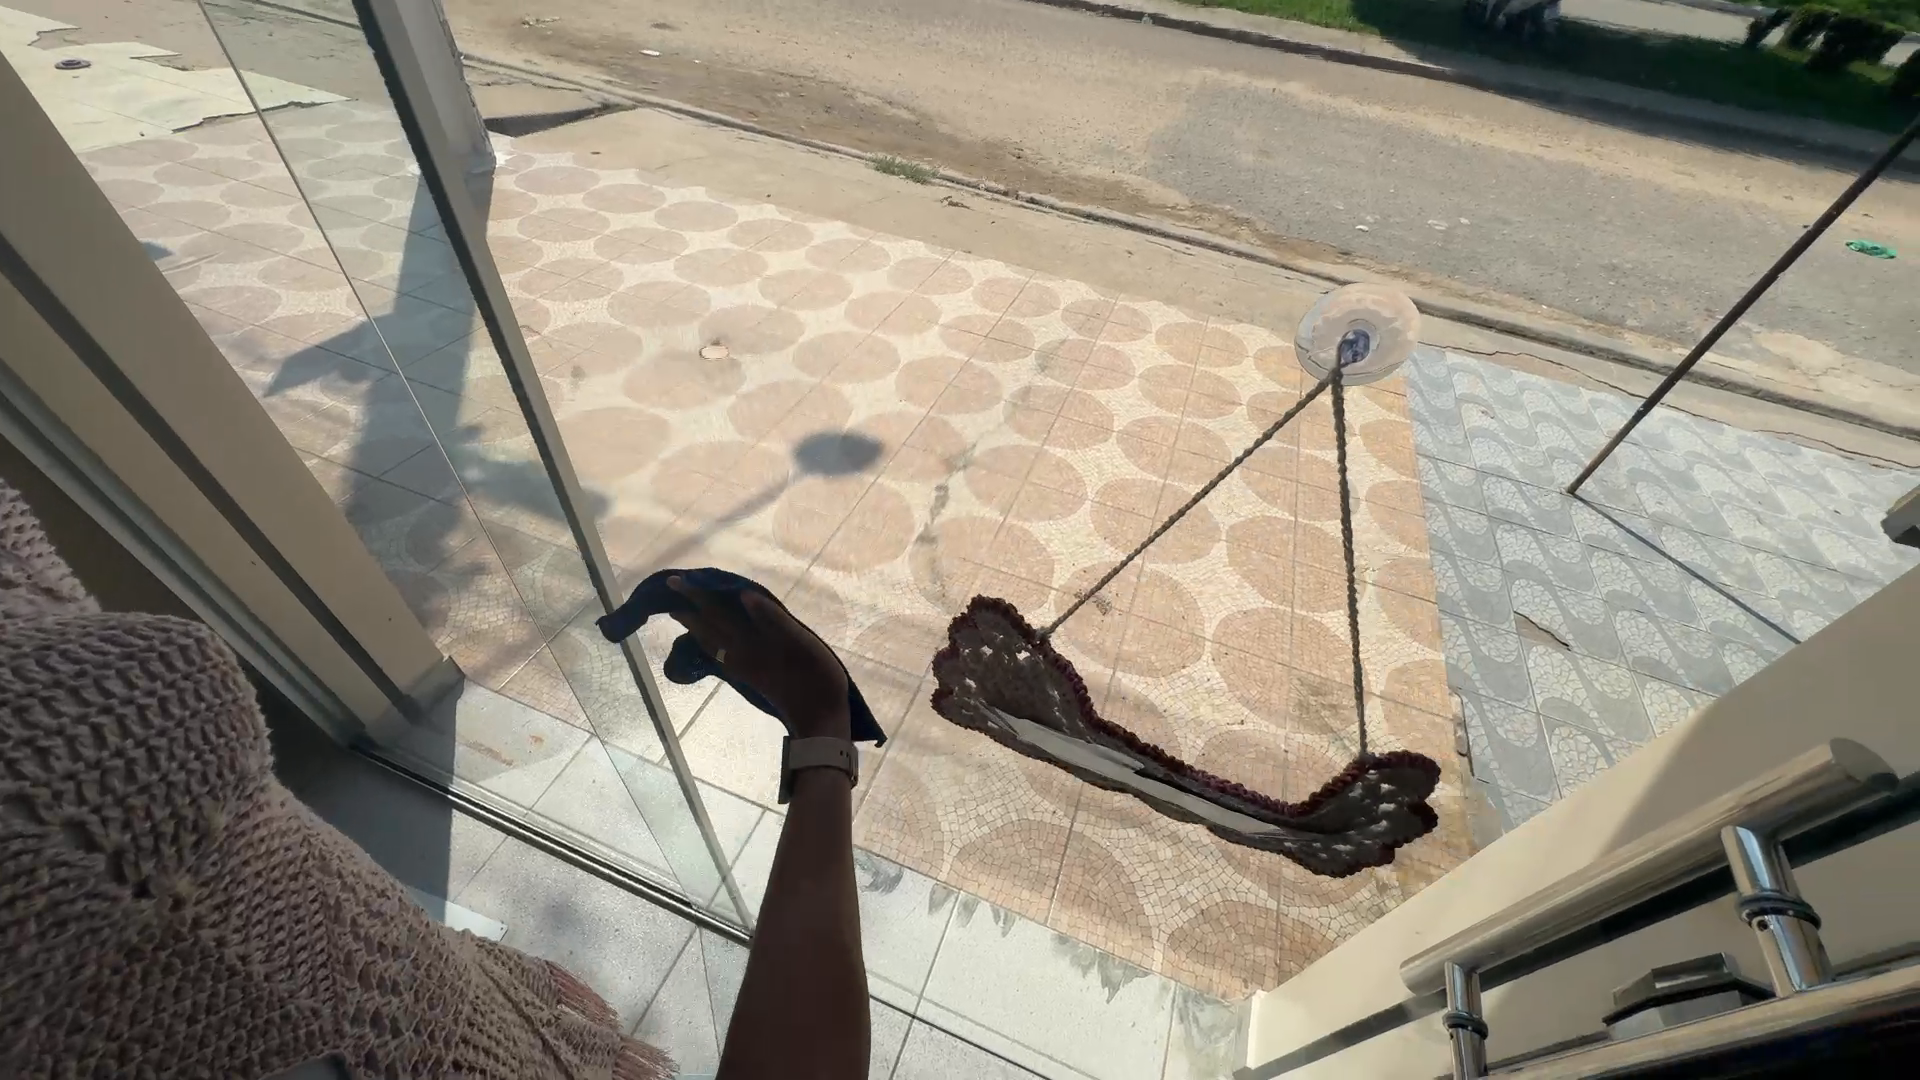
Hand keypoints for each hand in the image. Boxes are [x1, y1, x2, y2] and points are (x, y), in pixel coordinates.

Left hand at [667, 577, 851, 739]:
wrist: (817, 714)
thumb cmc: (815, 674)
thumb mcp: (800, 641)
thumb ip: (772, 618)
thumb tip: (744, 594)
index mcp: (752, 640)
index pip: (718, 613)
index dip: (699, 596)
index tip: (676, 581)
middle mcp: (742, 651)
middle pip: (709, 626)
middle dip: (690, 608)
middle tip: (671, 589)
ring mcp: (744, 665)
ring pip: (711, 642)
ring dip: (695, 625)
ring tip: (681, 613)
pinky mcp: (750, 675)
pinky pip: (720, 655)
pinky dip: (709, 644)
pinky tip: (709, 642)